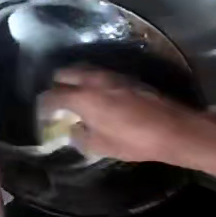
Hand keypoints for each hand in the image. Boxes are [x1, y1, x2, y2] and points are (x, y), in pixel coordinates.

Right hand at [41, 67, 215, 165]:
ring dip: (75, 80)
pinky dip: (91, 81)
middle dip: (57, 86)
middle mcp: (94, 80)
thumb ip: (81, 136)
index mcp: (83, 97)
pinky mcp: (127, 77)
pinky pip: (99, 74)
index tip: (42, 115)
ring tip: (75, 97)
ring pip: (83, 70)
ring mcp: (112, 75)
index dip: (43, 106)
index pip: (52, 96)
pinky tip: (97, 95)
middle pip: (65, 74)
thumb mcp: (102, 146)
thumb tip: (74, 130)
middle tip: (57, 102)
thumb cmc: (135, 141)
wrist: (173, 128)